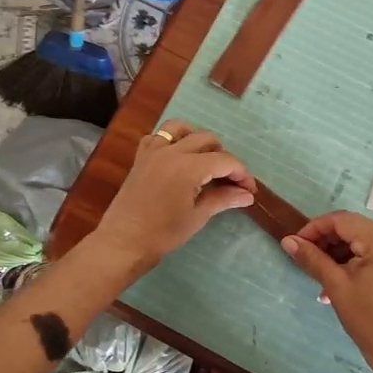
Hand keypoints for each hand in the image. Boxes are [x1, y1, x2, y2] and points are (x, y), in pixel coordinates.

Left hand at [88, 121, 256, 267]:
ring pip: (180, 129)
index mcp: (189, 166)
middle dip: (223, 156)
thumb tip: (247, 195)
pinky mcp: (140, 157)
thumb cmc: (163, 234)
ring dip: (196, 139)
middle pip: (206, 139)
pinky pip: (157, 137)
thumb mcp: (197, 217)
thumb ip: (223, 199)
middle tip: (229, 180)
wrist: (123, 243)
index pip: (224, 160)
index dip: (241, 174)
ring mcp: (153, 151)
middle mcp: (172, 151)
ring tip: (204, 160)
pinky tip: (176, 157)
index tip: (249, 190)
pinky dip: (170, 140)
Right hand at [280, 211, 372, 364]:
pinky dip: (350, 262)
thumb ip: (312, 259)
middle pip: (352, 228)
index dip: (316, 228)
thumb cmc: (368, 319)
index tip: (297, 244)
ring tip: (319, 274)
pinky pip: (370, 254)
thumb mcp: (336, 286)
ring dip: (337, 252)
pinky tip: (335, 282)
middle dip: (326, 240)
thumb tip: (288, 241)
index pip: (342, 220)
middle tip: (306, 257)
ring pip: (360, 241)